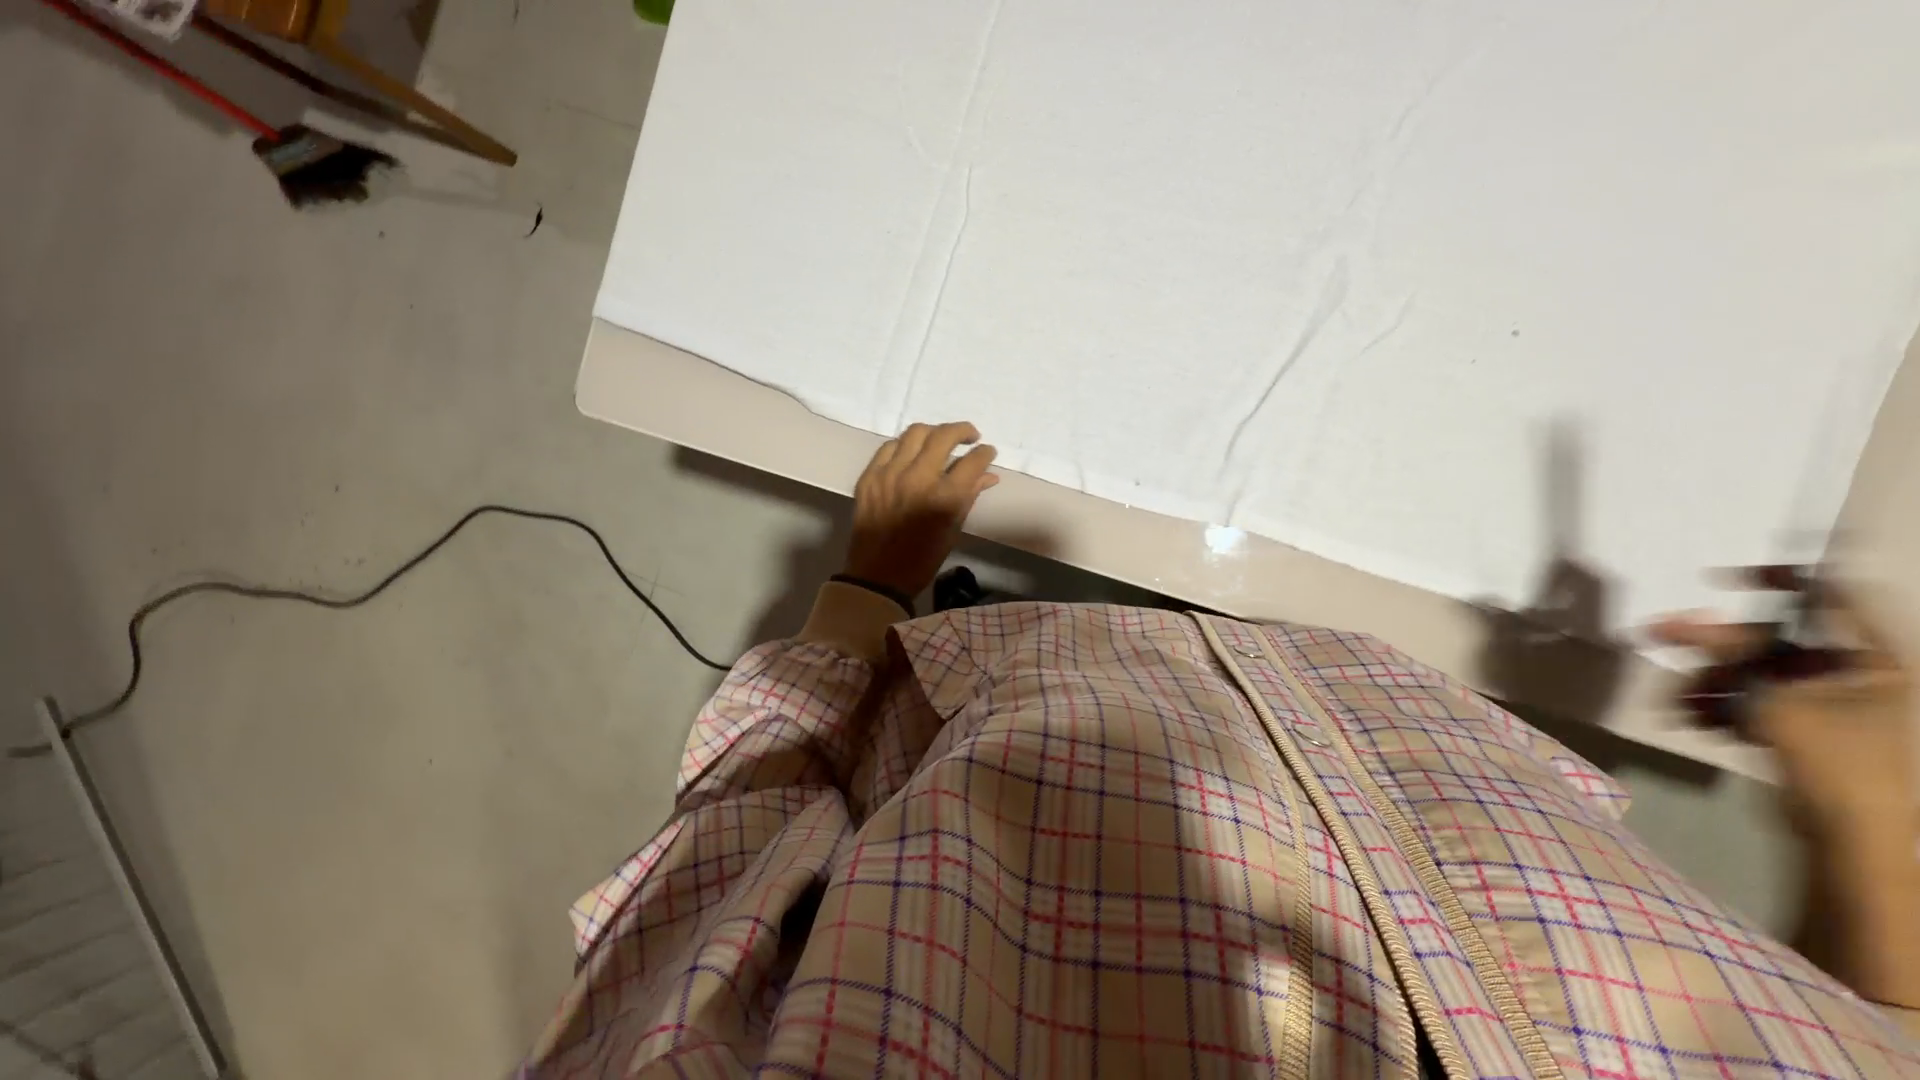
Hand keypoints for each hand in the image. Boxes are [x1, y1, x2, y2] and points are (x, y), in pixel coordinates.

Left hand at [843, 421, 998, 599]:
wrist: (878, 575)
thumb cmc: (923, 558)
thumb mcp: (953, 529)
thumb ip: (969, 496)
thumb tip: (988, 475)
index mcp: (944, 497)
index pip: (972, 461)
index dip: (984, 453)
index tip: (987, 452)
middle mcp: (917, 478)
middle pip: (944, 436)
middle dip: (962, 431)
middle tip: (969, 436)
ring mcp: (889, 474)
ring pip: (915, 433)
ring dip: (933, 432)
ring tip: (940, 440)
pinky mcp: (869, 476)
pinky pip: (889, 447)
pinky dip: (905, 445)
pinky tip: (911, 452)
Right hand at [1651, 571, 1918, 1009]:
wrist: (1855, 843)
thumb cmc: (1839, 764)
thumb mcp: (1778, 701)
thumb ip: (1739, 657)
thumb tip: (1701, 625)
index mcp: (1880, 661)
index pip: (1835, 597)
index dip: (1782, 581)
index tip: (1726, 579)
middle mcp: (1862, 676)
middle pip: (1777, 639)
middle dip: (1714, 642)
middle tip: (1659, 632)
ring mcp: (1835, 707)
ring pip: (1756, 673)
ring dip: (1707, 680)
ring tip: (1676, 701)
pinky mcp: (1809, 733)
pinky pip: (1757, 703)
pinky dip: (1721, 706)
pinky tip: (1693, 718)